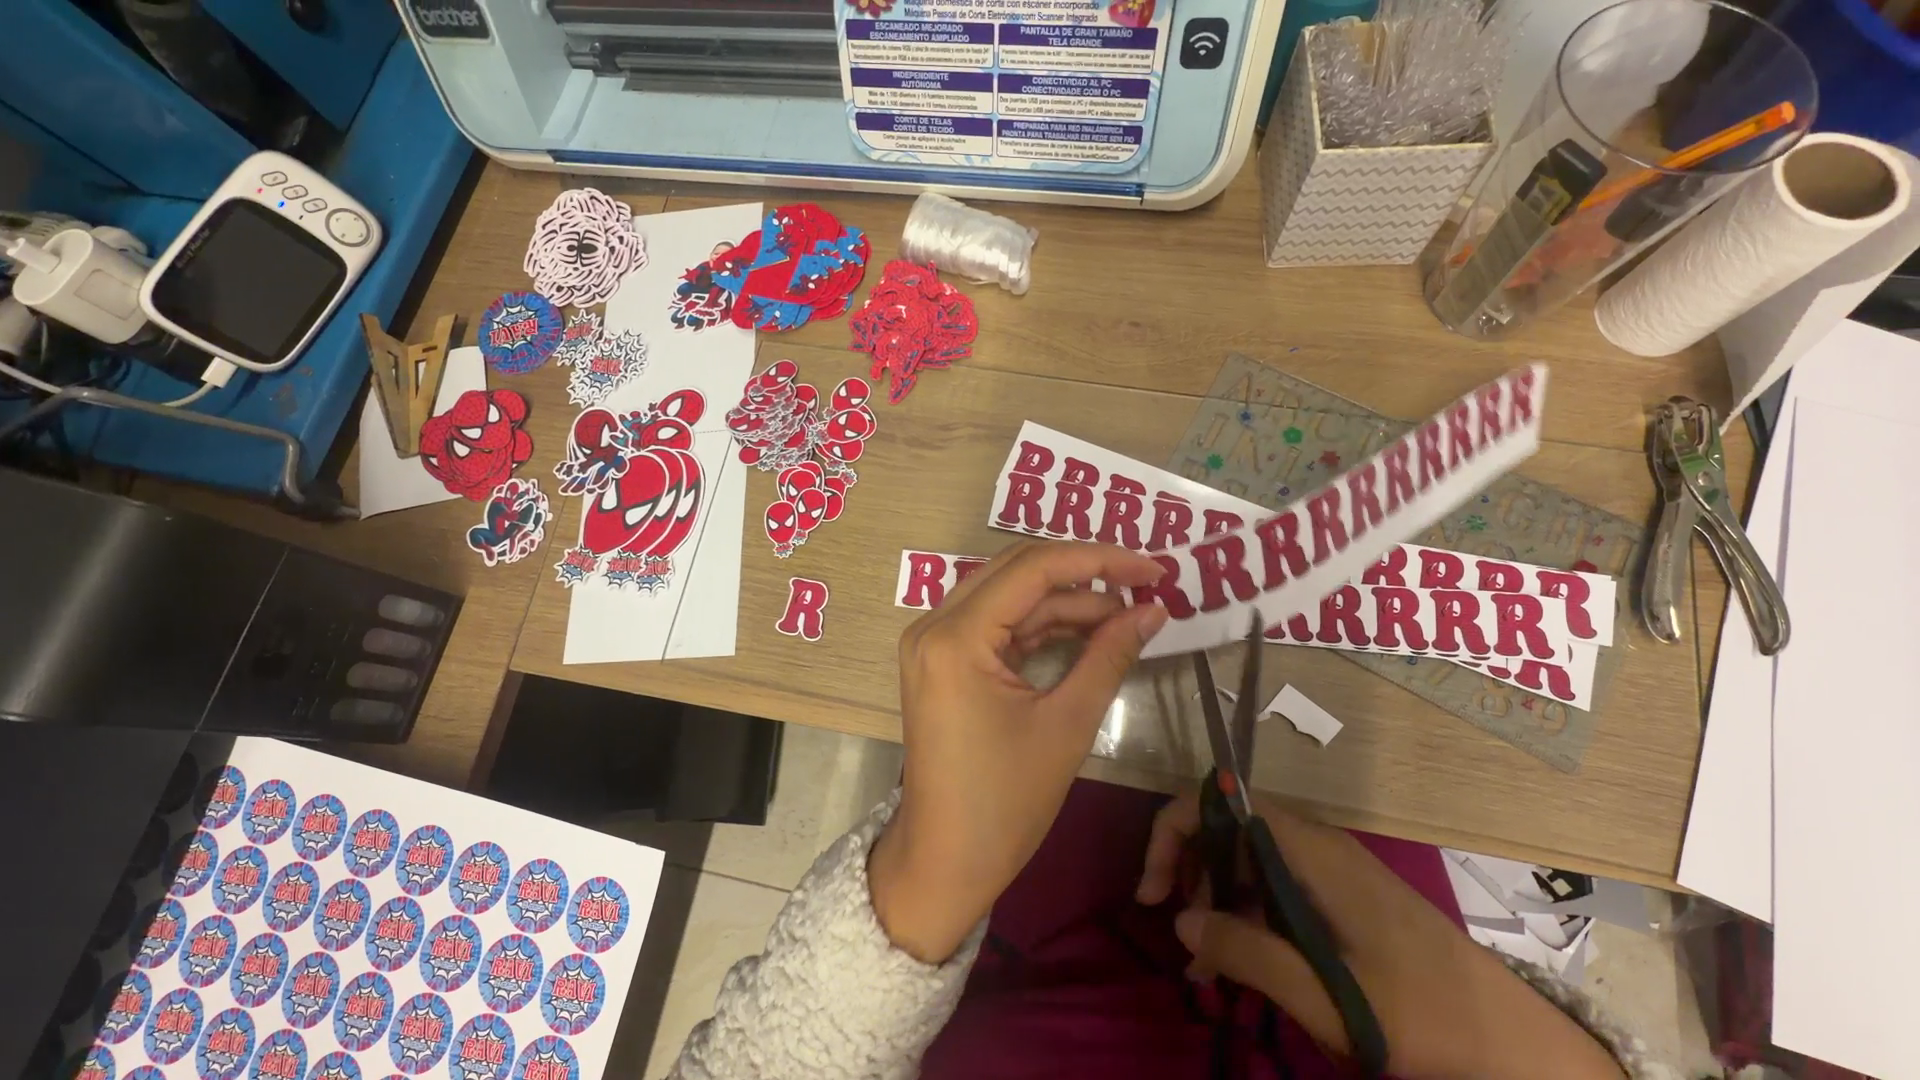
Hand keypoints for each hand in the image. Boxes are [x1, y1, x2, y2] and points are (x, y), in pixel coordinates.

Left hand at [869, 540, 1168, 963]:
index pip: (1033, 569)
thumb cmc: (1005, 802)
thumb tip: (1154, 611)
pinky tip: (1089, 631)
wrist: (947, 861)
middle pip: (1017, 572)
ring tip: (1127, 614)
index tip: (1154, 569)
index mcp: (955, 638)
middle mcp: (934, 626)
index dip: (1099, 560)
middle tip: (1145, 585)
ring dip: (1066, 601)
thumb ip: (1109, 656)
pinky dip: (1042, 626)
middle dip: (1085, 574)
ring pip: (1009, 596)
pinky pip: (997, 625)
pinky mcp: (942, 662)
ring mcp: (933, 643)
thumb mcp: (1067, 725)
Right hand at [1137, 792, 1624, 1079]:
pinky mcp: (1340, 900)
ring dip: (1215, 902)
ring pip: (1248, 862)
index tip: (1154, 892)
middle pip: (1228, 828)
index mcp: (1312, 851)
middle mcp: (1317, 847)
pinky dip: (1246, 918)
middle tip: (1181, 938)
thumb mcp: (1323, 995)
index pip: (1222, 800)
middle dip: (1189, 872)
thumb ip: (1245, 953)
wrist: (1510, 1042)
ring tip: (1204, 969)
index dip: (1175, 831)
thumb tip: (1181, 922)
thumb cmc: (1420, 1014)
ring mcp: (1330, 872)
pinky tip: (1240, 967)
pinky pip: (1275, 889)